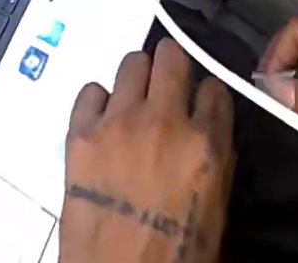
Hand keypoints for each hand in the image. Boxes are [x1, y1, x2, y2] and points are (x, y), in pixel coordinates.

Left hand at [62, 39, 233, 262]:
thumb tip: (206, 121)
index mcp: (204, 143)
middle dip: (171, 66)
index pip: (213, 87)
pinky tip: (103, 121)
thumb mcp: (215, 205)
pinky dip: (98, 102)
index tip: (198, 105)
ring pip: (132, 62)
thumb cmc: (175, 255)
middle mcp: (164, 120)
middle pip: (171, 55)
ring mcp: (120, 124)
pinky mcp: (82, 136)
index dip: (205, 95)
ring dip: (137, 79)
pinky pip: (91, 91)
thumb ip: (214, 153)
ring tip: (133, 102)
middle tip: (165, 86)